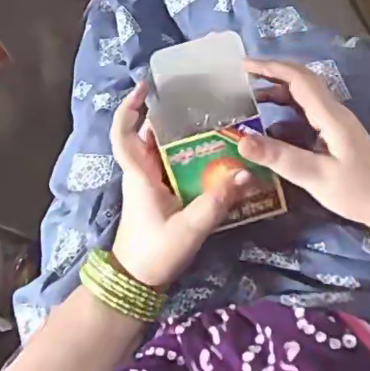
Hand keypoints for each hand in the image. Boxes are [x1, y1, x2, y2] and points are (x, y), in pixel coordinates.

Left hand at [107, 82, 249, 288]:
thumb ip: (217, 200)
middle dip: (165, 115)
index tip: (143, 88)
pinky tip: (210, 153)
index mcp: (139, 174)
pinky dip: (185, 155)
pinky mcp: (159, 195)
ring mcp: (149, 184)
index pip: (123, 134)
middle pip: (147, 135)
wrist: (137, 282)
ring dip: (178, 135)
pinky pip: (170, 165)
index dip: (129, 109)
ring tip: (209, 120)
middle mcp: (141, 173)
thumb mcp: (190, 227)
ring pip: (160, 150)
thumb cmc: (154, 252)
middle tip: (194, 100)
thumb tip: (246, 172)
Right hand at [237, 59, 369, 233]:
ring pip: (302, 96)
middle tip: (240, 76)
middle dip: (270, 73)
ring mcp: (334, 122)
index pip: (298, 79)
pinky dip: (283, 111)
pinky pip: (304, 113)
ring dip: (276, 92)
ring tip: (247, 99)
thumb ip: (280, 157)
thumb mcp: (316, 177)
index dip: (270, 68)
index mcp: (330, 116)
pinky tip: (267, 127)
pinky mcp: (333, 134)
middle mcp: (332, 112)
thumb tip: (241, 140)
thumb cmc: (358, 191)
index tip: (243, 65)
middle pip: (300, 80)